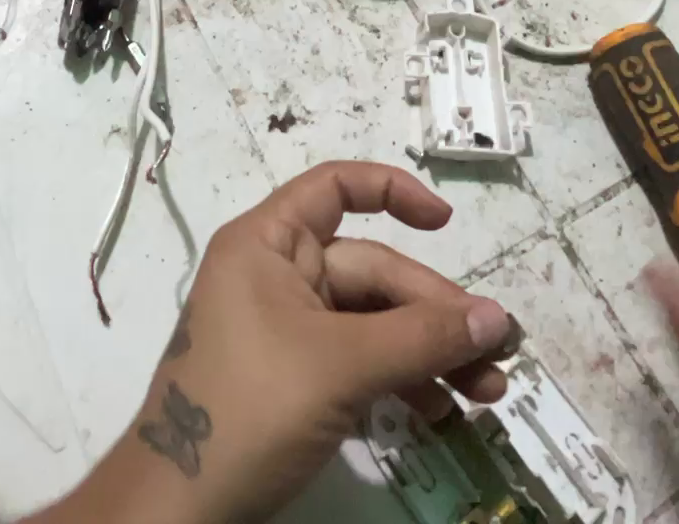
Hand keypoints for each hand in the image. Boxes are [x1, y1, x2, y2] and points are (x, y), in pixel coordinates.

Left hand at [29, 160, 520, 523]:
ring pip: (374, 320)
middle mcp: (279, 273)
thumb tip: (499, 319)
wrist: (180, 513)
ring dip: (429, 352)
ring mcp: (289, 326)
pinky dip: (401, 380)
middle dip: (434, 313)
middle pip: (372, 270)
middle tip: (496, 354)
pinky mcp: (299, 373)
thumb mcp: (341, 367)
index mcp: (269, 244)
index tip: (446, 223)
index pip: (334, 188)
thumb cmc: (249, 409)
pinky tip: (441, 412)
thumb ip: (421, 338)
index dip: (392, 191)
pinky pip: (361, 359)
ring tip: (485, 393)